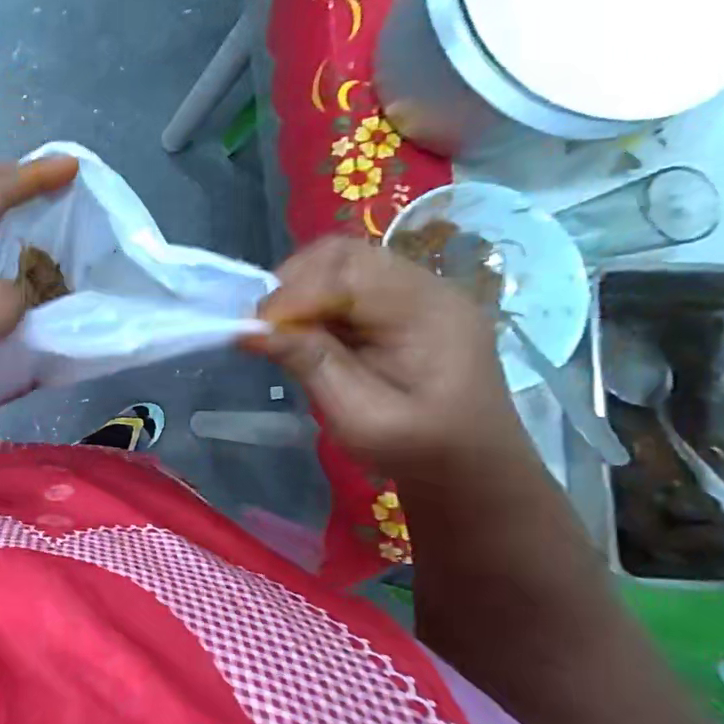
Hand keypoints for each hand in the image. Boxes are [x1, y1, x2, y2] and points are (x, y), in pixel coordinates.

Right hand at [245, 237, 529, 480]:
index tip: (255, 330)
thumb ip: (311, 366)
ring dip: (299, 289)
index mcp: (430, 315)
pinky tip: (302, 330)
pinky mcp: (399, 305)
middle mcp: (427, 290)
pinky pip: (346, 281)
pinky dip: (312, 298)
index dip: (294, 296)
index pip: (350, 275)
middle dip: (292, 283)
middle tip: (264, 325)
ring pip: (341, 262)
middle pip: (345, 255)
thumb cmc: (419, 450)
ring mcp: (415, 293)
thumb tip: (251, 331)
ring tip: (280, 327)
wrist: (472, 467)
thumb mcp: (361, 418)